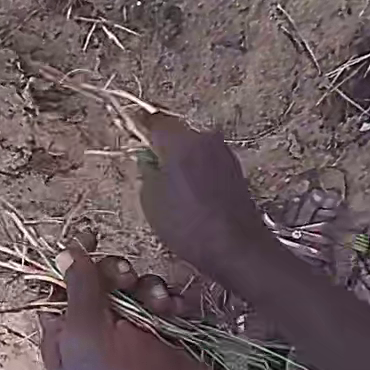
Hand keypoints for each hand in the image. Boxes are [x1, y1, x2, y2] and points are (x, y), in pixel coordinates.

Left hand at [38, 247, 230, 369]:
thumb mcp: (88, 336)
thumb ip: (79, 289)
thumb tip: (66, 251)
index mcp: (67, 333)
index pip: (62, 285)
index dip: (74, 261)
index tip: (91, 239)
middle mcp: (98, 329)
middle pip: (102, 280)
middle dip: (116, 274)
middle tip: (125, 280)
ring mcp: (134, 332)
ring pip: (137, 288)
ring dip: (148, 288)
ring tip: (159, 305)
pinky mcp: (167, 335)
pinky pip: (166, 302)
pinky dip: (170, 302)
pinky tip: (175, 312)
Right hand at [137, 113, 278, 283]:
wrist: (235, 247)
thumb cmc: (190, 226)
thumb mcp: (151, 200)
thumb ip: (146, 172)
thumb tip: (149, 162)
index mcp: (181, 142)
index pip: (156, 121)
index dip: (142, 127)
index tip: (134, 132)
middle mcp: (206, 140)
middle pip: (177, 134)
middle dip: (163, 147)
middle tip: (150, 168)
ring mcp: (224, 154)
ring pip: (195, 148)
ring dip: (182, 160)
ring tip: (172, 189)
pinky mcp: (236, 170)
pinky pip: (208, 162)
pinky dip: (198, 171)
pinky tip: (192, 195)